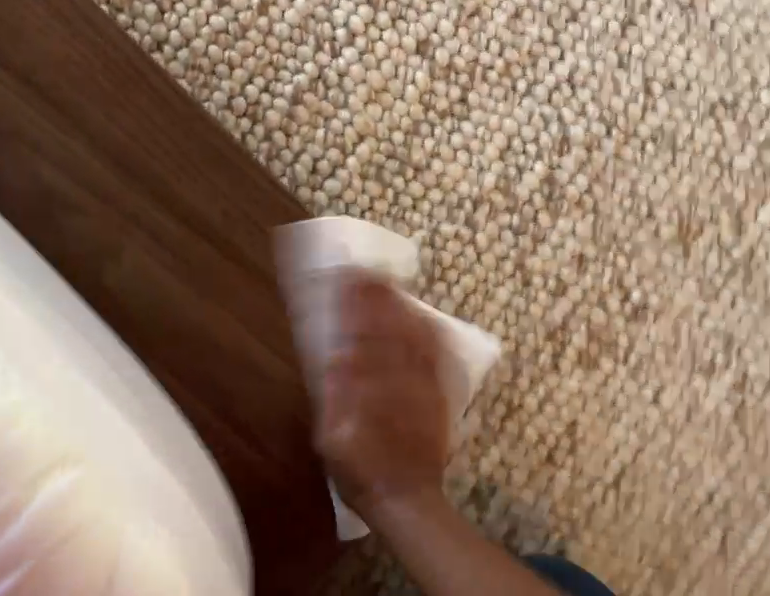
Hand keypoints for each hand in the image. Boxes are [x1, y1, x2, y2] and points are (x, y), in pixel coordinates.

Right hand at [315, 274, 450, 518]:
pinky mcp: (438, 395)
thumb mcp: (331, 440)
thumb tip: (336, 357)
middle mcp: (397, 381)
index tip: (344, 278)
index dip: (353, 304)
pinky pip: (435, 356)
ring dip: (399, 306)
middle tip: (365, 269)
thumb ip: (334, 398)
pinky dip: (427, 331)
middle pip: (387, 328)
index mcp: (367, 389)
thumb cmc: (359, 471)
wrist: (407, 500)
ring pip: (412, 336)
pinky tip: (421, 316)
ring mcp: (421, 387)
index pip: (359, 334)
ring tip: (388, 281)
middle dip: (375, 296)